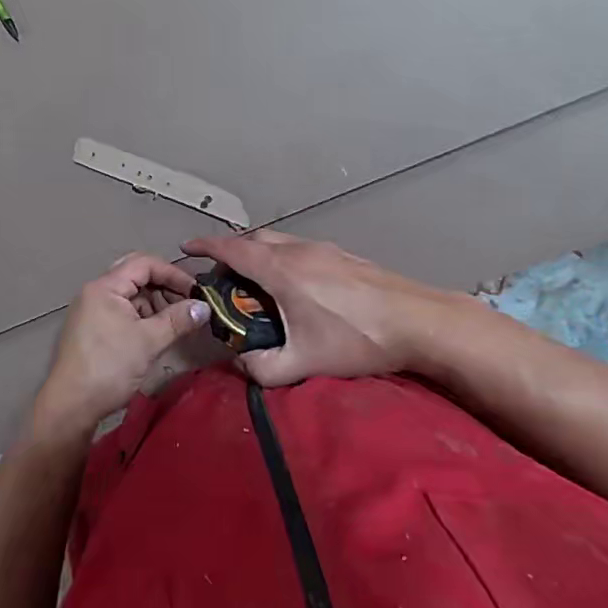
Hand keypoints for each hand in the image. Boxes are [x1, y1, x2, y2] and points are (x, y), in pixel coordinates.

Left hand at [31, 253, 211, 441]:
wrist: (72, 404)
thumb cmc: (109, 367)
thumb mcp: (148, 342)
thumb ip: (178, 320)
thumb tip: (205, 307)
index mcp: (105, 287)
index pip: (144, 264)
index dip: (173, 274)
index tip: (197, 291)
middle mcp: (96, 292)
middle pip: (136, 276)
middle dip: (165, 288)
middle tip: (189, 306)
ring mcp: (93, 309)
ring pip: (131, 295)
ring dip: (156, 304)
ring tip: (178, 323)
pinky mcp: (94, 327)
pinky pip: (123, 311)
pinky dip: (143, 317)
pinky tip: (159, 332)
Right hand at [181, 230, 488, 386]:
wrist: (421, 322)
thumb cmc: (358, 339)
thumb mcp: (305, 362)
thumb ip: (263, 368)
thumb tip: (240, 363)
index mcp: (281, 270)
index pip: (232, 248)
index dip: (205, 246)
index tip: (186, 247)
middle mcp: (298, 250)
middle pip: (253, 239)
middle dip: (231, 252)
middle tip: (223, 277)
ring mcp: (323, 248)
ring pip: (278, 241)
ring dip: (258, 253)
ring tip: (256, 281)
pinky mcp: (343, 255)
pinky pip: (299, 247)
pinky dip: (282, 256)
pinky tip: (296, 285)